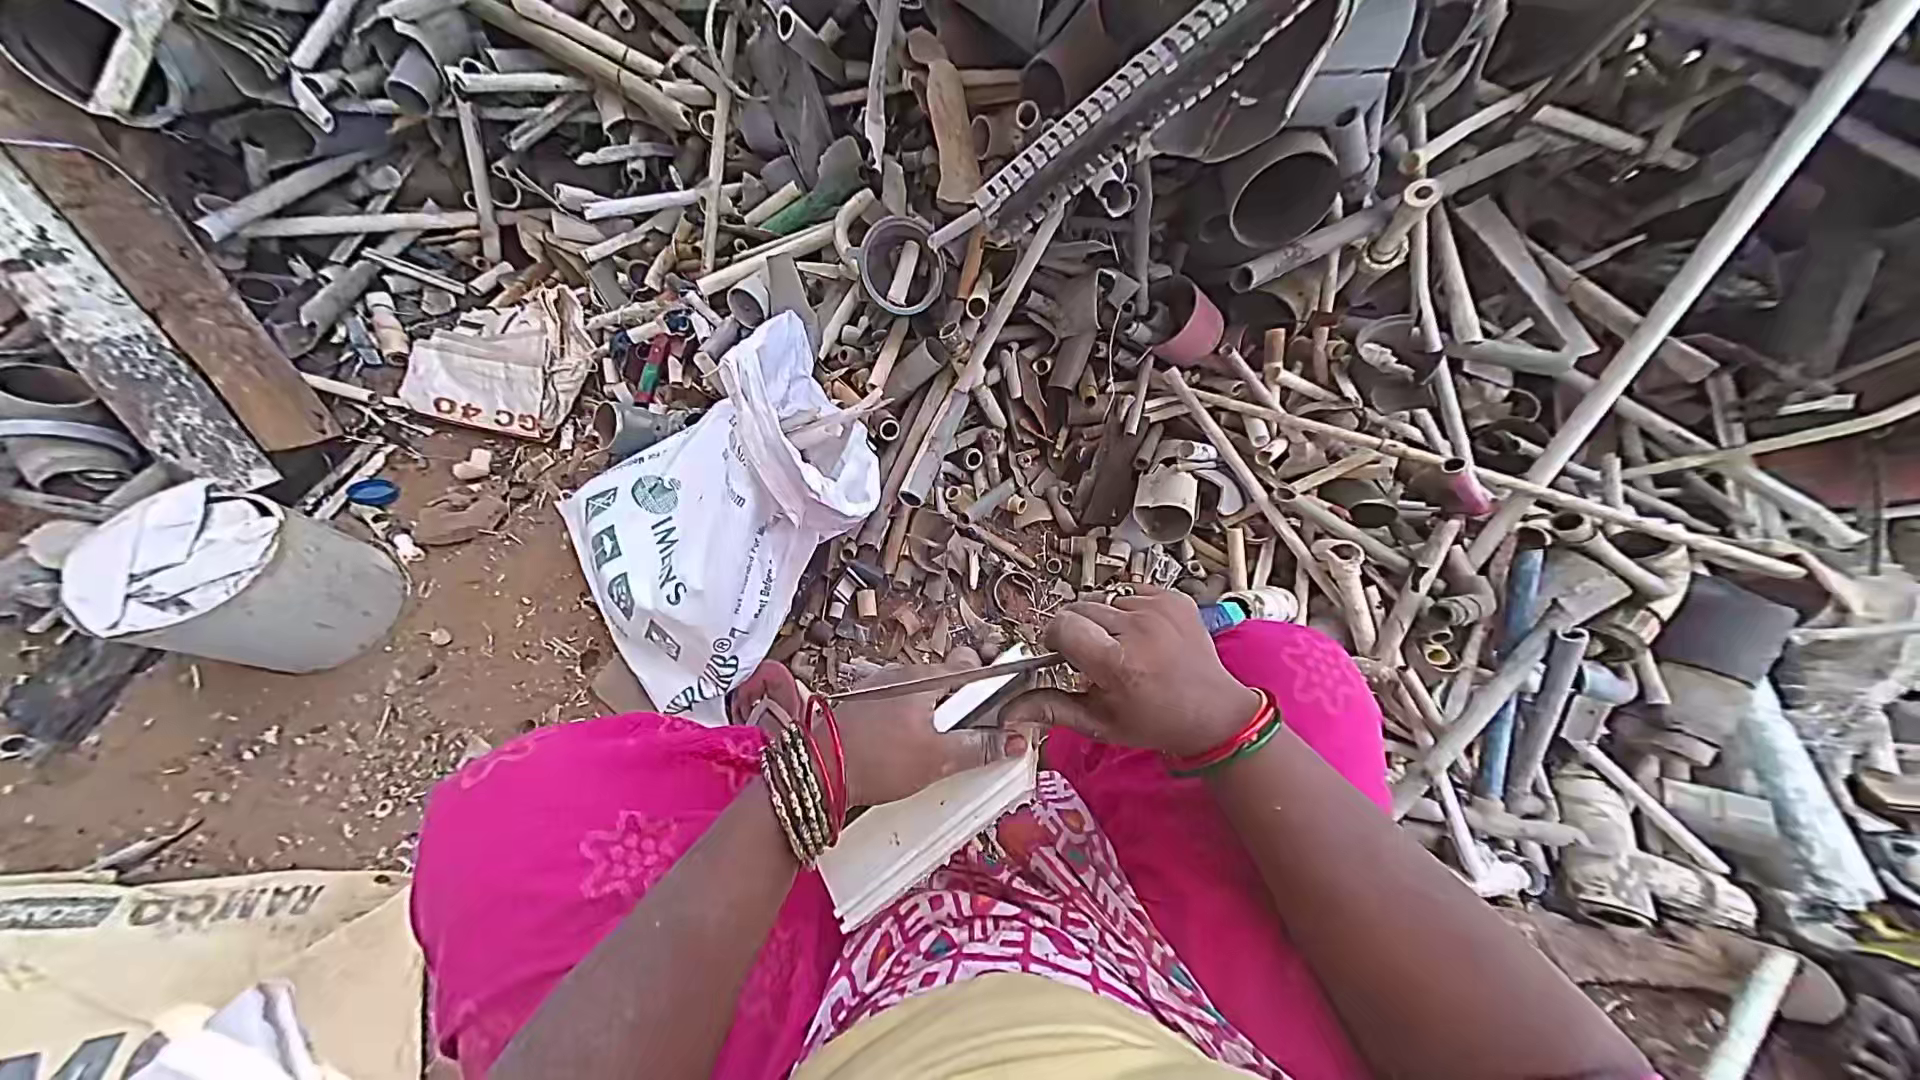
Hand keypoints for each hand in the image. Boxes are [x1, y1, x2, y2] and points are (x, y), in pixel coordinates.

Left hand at [829, 651, 1021, 806]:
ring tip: (940, 747)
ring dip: (939, 715)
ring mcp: (883, 686)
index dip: (992, 684)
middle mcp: (906, 673)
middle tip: (970, 736)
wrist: (817, 769)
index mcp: (927, 677)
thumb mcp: (937, 758)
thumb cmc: (880, 758)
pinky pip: (903, 705)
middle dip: (965, 705)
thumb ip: (979, 747)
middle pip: (950, 680)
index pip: (974, 666)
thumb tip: (1017, 740)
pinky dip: (915, 721)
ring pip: (926, 694)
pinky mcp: (866, 703)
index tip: (1002, 708)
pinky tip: (910, 748)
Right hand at [1002, 586, 1260, 757]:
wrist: (1214, 712)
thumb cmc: (1155, 722)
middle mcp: (1140, 629)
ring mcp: (1159, 608)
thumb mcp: (1100, 723)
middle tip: (1094, 655)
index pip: (1062, 626)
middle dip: (1078, 629)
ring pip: (1103, 599)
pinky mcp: (1173, 597)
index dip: (1055, 639)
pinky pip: (1130, 592)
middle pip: (1079, 608)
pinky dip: (1128, 611)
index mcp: (1119, 663)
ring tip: (1123, 646)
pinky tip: (1142, 635)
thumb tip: (1010, 708)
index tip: (1063, 654)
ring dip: (1104, 620)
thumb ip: (1052, 708)